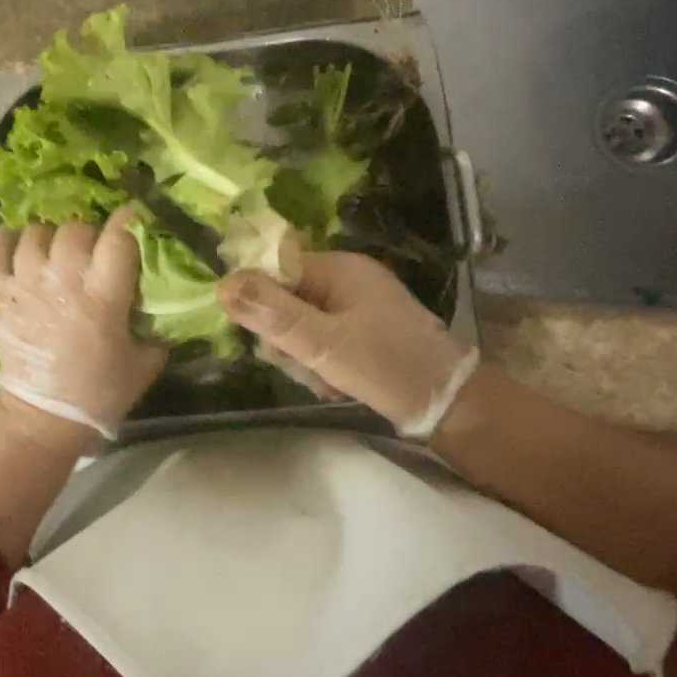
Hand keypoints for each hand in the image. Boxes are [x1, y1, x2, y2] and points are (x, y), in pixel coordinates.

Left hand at [0, 204, 167, 435]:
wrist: (45, 417)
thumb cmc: (100, 392)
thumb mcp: (146, 360)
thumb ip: (157, 325)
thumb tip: (169, 298)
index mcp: (102, 297)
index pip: (118, 237)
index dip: (130, 223)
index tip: (134, 221)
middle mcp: (62, 283)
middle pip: (75, 229)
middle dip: (88, 234)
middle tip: (92, 252)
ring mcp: (25, 286)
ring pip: (35, 234)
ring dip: (49, 238)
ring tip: (56, 253)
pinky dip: (3, 241)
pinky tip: (18, 247)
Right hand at [218, 252, 477, 437]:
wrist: (453, 407)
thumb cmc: (387, 368)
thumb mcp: (322, 344)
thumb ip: (273, 314)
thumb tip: (222, 284)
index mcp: (339, 268)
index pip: (274, 271)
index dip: (260, 303)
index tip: (268, 339)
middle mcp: (347, 278)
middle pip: (283, 299)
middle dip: (284, 338)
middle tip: (302, 366)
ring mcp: (357, 303)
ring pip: (299, 323)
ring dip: (301, 355)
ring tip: (323, 380)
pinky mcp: (364, 328)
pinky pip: (320, 336)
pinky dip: (320, 361)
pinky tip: (333, 384)